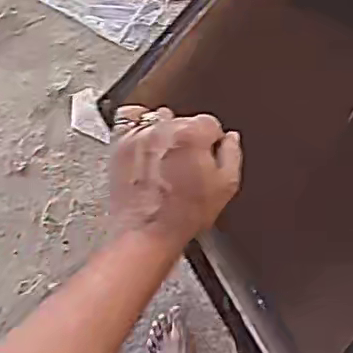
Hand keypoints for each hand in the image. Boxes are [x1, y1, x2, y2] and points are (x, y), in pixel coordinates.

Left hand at [109, 107, 243, 247]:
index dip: (212, 143)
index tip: (208, 159)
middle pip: (184, 121)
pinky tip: (146, 145)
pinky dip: (138, 127)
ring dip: (165, 134)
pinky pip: (128, 119)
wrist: (147, 233)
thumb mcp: (225, 186)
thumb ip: (232, 154)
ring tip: (166, 161)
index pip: (210, 123)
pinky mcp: (120, 144)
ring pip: (159, 119)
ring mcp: (140, 135)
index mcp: (193, 134)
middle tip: (188, 167)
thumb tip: (231, 139)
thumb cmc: (184, 215)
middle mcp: (164, 128)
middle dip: (189, 140)